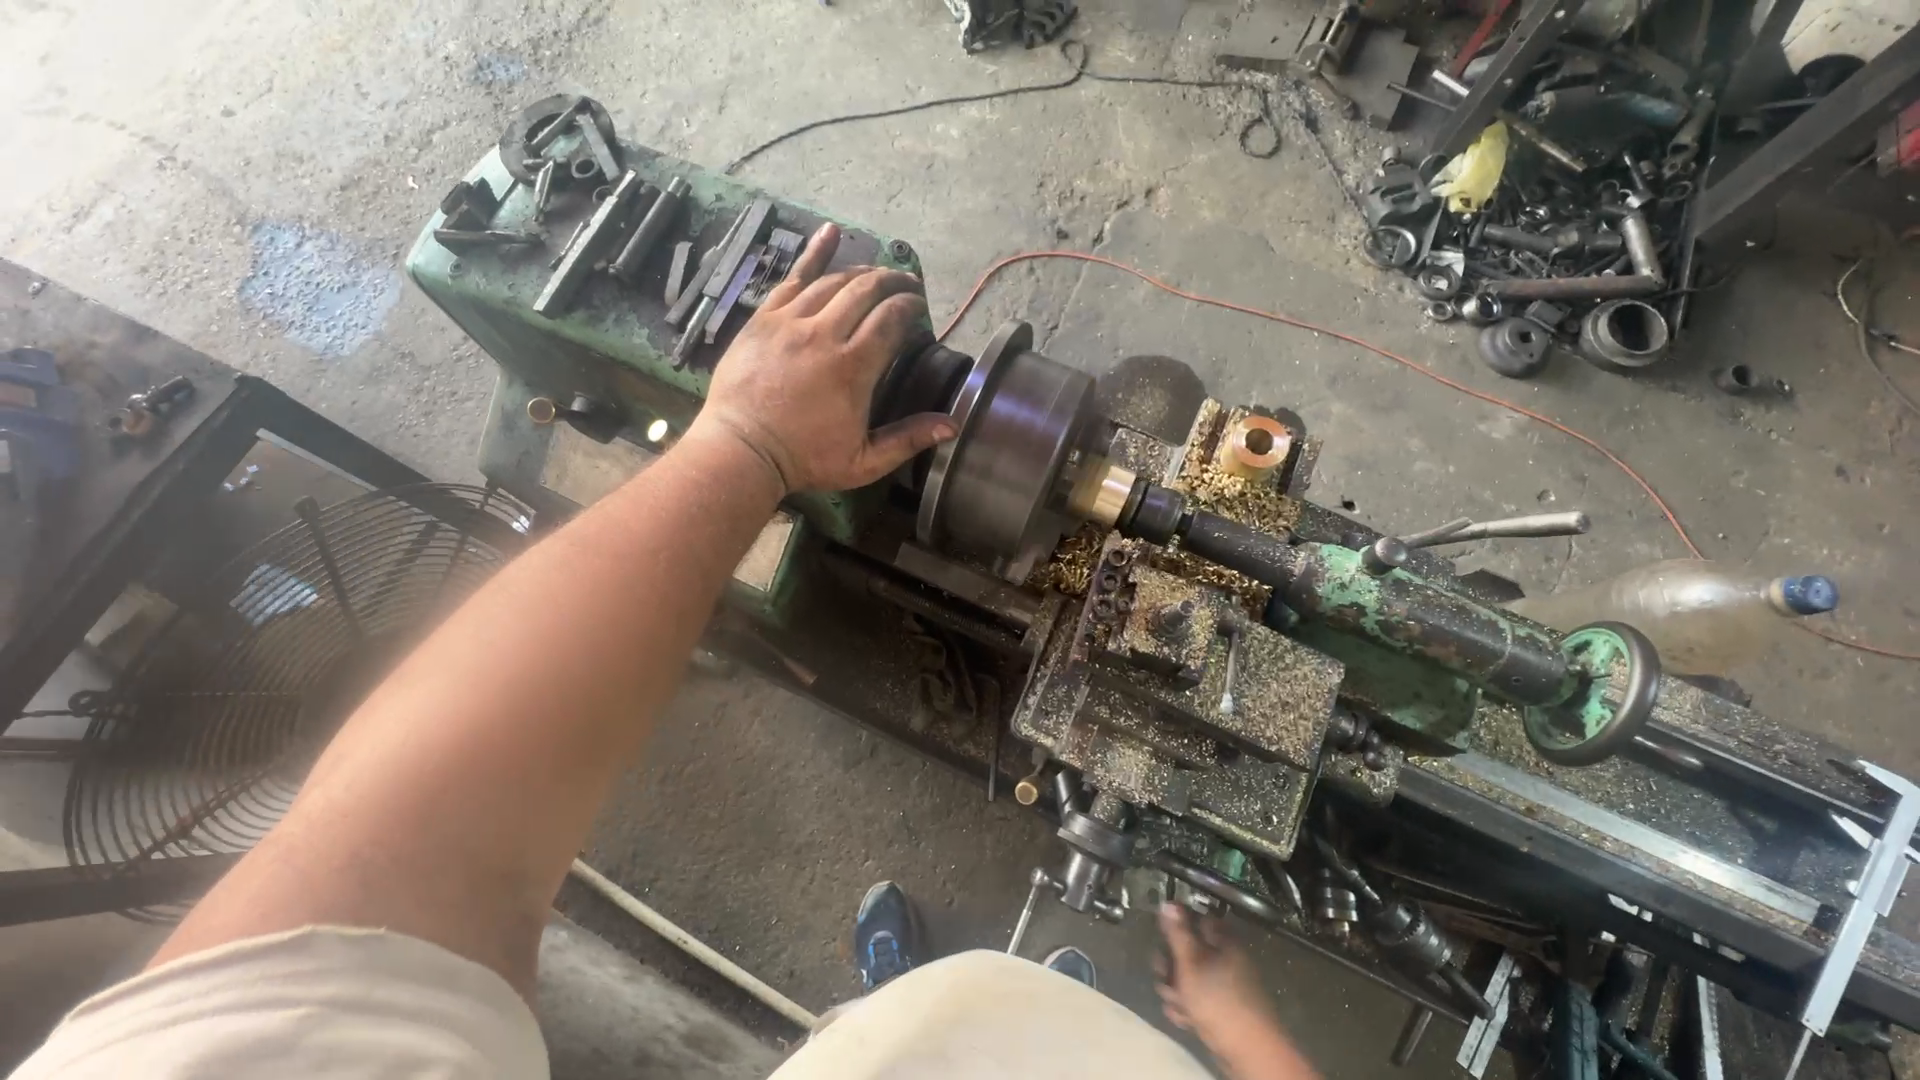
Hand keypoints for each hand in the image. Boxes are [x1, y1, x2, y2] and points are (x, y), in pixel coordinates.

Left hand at [689, 222, 955, 495]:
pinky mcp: (765, 318)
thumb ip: (907, 440)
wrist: (741, 450)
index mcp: (854, 368)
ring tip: (877, 274)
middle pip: (866, 291)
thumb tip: (951, 425)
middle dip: (893, 282)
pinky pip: (792, 276)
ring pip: (833, 281)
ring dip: (861, 273)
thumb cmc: (804, 458)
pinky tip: (831, 232)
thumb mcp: (864, 461)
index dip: (909, 306)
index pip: (891, 319)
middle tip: (906, 284)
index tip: (919, 306)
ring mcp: (791, 321)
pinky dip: (814, 253)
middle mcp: (825, 334)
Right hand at [1155, 903, 1277, 1042]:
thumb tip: (1168, 902)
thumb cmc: (1217, 999)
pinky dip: (1188, 1008)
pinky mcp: (1221, 1009)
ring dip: (1176, 990)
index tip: (1161, 936)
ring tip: (1178, 1004)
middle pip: (1188, 951)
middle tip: (1163, 976)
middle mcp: (1225, 959)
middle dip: (1170, 966)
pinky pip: (1196, 1000)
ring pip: (1188, 979)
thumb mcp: (1191, 962)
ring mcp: (1224, 985)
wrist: (1248, 1050)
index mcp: (1222, 941)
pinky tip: (1185, 1019)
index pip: (1196, 919)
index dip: (1176, 925)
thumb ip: (1177, 932)